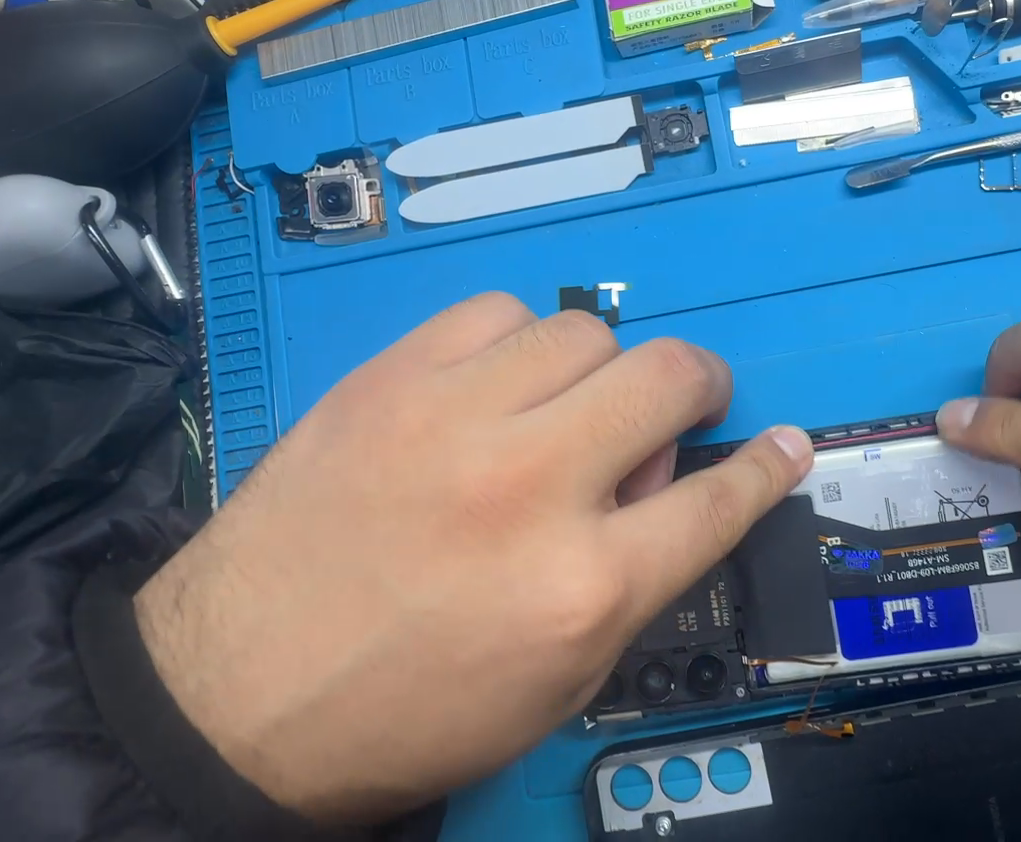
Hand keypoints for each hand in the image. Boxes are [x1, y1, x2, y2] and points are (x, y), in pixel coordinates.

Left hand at [134, 293, 811, 821]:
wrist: (236, 693)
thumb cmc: (412, 708)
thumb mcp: (559, 680)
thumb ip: (638, 574)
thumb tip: (674, 476)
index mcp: (583, 589)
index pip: (718, 500)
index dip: (765, 466)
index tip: (784, 443)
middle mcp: (532, 488)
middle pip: (668, 379)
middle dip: (697, 388)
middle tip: (678, 408)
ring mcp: (456, 420)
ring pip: (585, 331)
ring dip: (598, 371)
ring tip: (564, 409)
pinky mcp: (390, 380)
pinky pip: (495, 312)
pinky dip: (516, 344)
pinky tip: (495, 385)